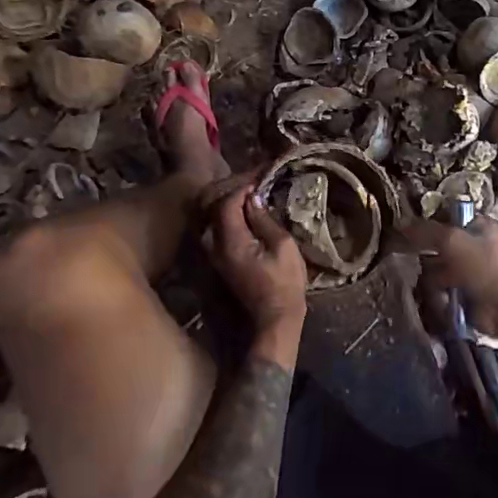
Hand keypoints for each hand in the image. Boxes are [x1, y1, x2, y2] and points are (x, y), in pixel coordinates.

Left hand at [202, 174, 307, 338]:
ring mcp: (214, 255)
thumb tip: (253, 199)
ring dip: (228, 203)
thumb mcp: (283, 246)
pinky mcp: (219, 261)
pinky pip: (216, 230)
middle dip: (232, 191)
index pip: (227, 203)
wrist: (273, 319)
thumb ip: (264, 220)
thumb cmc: (284, 283)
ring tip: (249, 196)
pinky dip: (227, 217)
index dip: (243, 186)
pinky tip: (244, 214)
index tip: (260, 179)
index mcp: (231, 241)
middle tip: (254, 183)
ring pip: (212, 218)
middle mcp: (215, 246)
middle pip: (214, 207)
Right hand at [400, 213, 497, 328]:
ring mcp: (468, 271)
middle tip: (402, 254)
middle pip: (440, 244)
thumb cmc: (482, 265)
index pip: (448, 218)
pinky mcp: (463, 293)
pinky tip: (423, 292)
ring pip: (438, 268)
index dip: (428, 221)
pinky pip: (441, 289)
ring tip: (411, 276)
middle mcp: (473, 246)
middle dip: (424, 251)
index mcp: (478, 226)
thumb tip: (401, 225)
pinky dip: (432, 292)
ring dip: (427, 274)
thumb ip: (426, 231)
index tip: (406, 229)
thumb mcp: (452, 240)